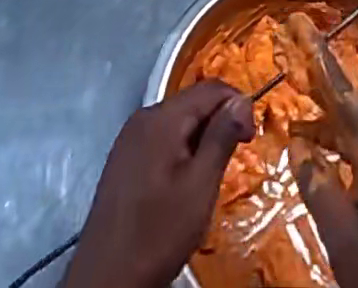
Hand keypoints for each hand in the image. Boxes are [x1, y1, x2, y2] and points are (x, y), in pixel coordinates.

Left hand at [63, 80, 254, 287]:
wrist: (106, 279)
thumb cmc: (158, 232)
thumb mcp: (200, 185)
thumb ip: (222, 136)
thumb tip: (241, 99)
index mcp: (162, 118)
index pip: (210, 89)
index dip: (237, 105)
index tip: (250, 139)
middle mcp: (143, 117)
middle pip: (192, 102)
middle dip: (219, 123)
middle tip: (233, 161)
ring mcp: (129, 137)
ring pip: (178, 121)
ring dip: (201, 137)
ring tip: (209, 176)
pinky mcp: (124, 158)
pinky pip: (162, 138)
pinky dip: (181, 149)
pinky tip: (183, 182)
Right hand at [288, 21, 357, 287]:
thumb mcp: (344, 234)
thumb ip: (318, 186)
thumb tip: (295, 145)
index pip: (344, 90)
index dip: (320, 57)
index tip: (303, 27)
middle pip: (347, 99)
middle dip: (319, 71)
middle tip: (295, 43)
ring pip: (350, 123)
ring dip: (321, 107)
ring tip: (293, 93)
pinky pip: (355, 145)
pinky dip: (331, 137)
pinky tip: (312, 146)